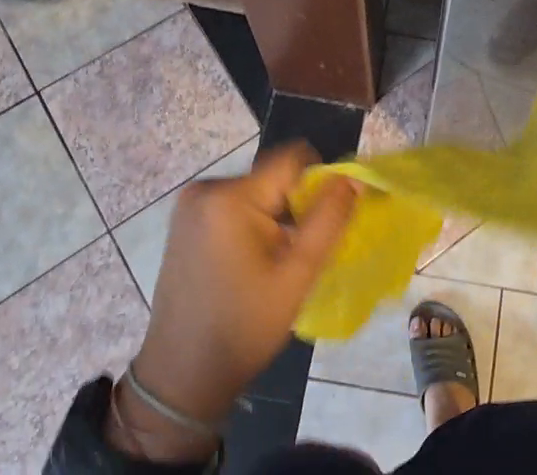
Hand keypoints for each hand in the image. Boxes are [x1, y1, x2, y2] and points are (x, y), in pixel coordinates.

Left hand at [124, 143, 355, 447]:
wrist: (182, 375)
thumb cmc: (244, 327)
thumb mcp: (298, 274)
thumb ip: (329, 220)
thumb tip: (354, 179)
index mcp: (230, 197)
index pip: (293, 161)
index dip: (320, 185)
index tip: (326, 223)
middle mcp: (204, 189)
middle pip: (273, 178)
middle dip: (295, 207)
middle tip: (299, 253)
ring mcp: (189, 205)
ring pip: (256, 193)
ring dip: (275, 218)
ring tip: (275, 263)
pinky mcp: (184, 222)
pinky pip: (234, 207)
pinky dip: (252, 225)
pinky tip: (251, 264)